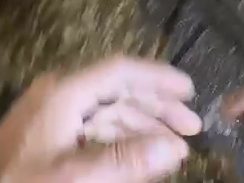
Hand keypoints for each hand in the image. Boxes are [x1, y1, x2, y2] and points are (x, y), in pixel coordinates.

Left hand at [0, 56, 201, 182]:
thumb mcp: (77, 177)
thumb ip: (125, 161)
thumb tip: (175, 148)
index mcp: (66, 92)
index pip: (119, 71)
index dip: (156, 78)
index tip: (189, 89)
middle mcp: (61, 92)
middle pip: (117, 89)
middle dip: (156, 105)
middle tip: (193, 126)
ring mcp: (54, 110)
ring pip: (107, 108)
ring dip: (142, 123)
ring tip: (176, 145)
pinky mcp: (50, 130)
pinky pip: (94, 124)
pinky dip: (120, 136)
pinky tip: (140, 152)